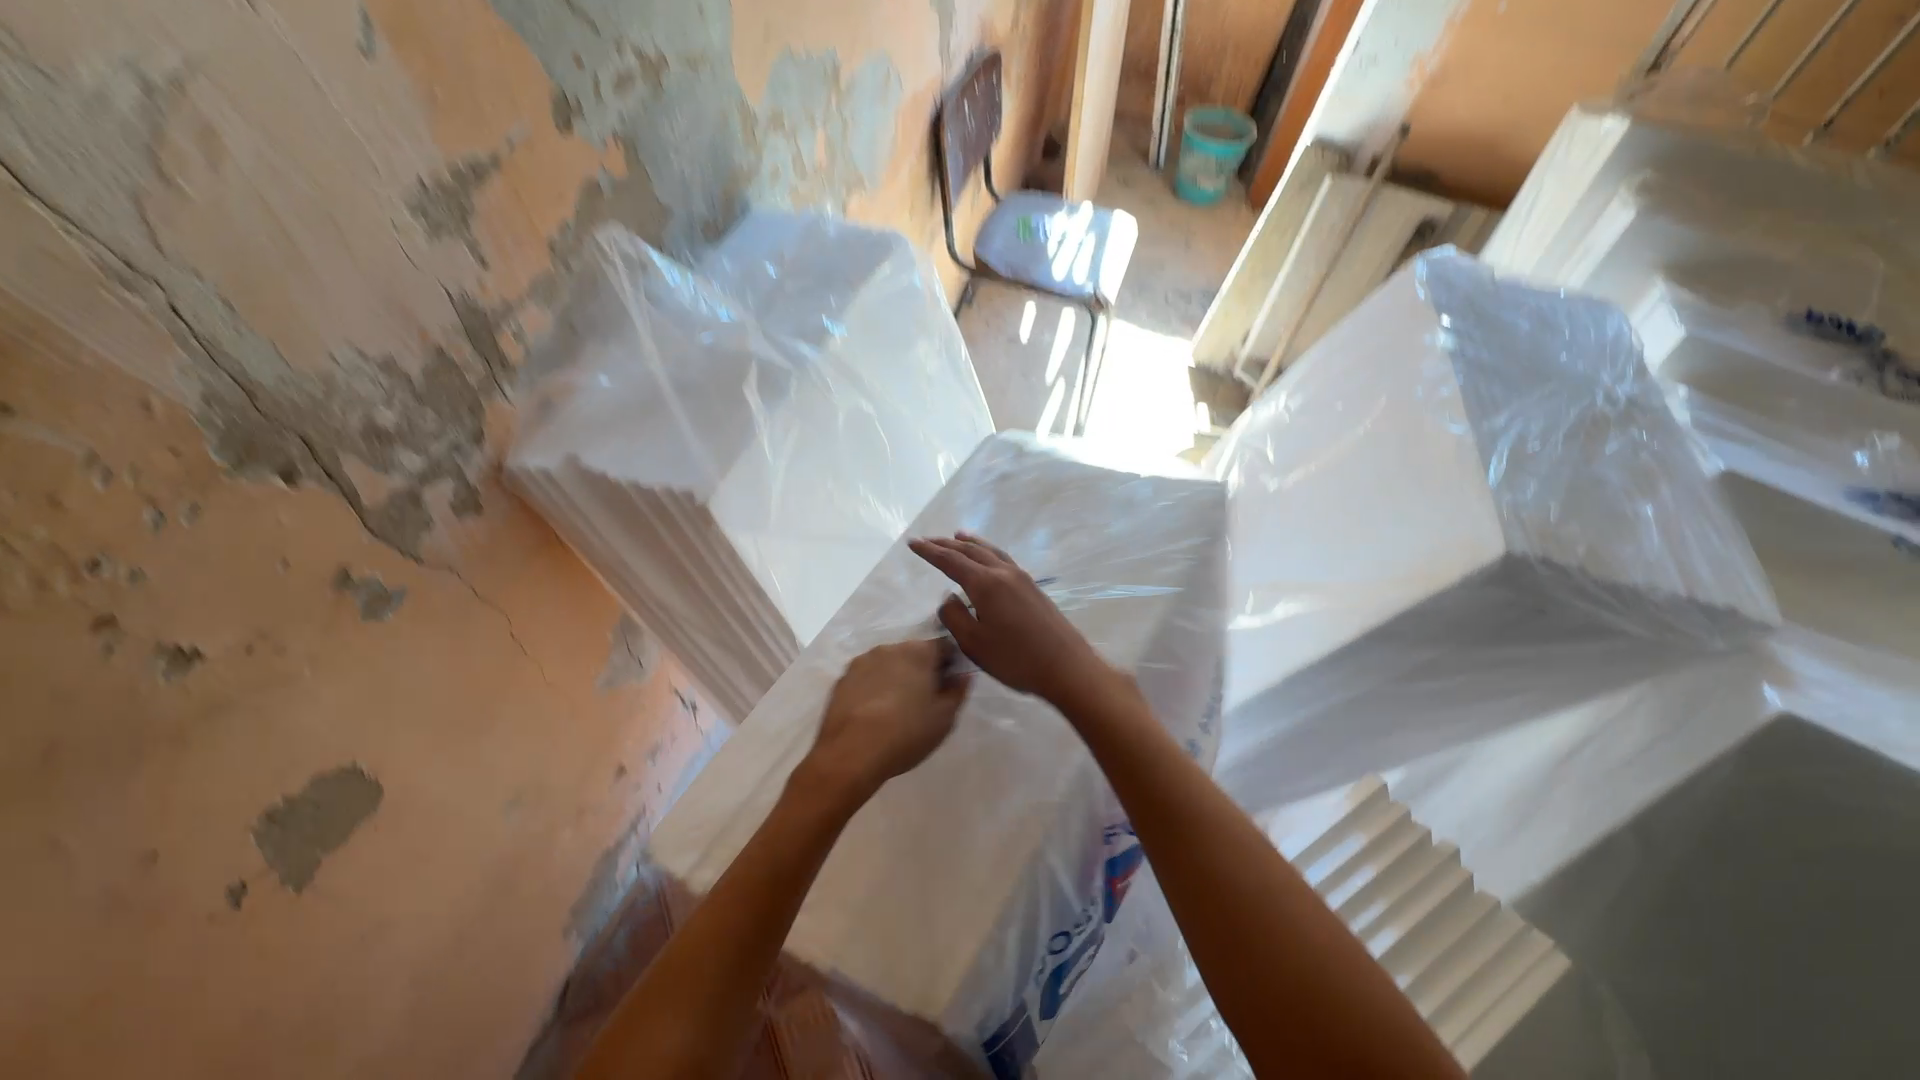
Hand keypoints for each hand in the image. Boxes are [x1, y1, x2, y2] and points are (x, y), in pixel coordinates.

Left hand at [796, 639, 970, 806]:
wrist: (851, 753)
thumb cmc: (906, 733)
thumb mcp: (944, 717)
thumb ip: (957, 691)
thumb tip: (962, 675)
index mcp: (918, 652)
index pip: (944, 646)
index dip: (951, 663)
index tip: (950, 685)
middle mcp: (889, 649)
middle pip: (913, 654)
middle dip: (922, 670)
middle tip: (926, 700)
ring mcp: (861, 663)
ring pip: (888, 665)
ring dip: (896, 678)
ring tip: (897, 709)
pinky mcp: (841, 680)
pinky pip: (866, 678)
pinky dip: (874, 688)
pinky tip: (874, 713)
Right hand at [907, 532, 1118, 707]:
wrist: (1066, 667)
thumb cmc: (1015, 659)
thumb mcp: (974, 643)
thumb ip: (954, 616)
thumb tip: (949, 597)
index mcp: (985, 583)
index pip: (950, 561)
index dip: (929, 552)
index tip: (913, 543)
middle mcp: (1003, 572)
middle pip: (970, 550)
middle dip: (947, 544)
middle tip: (928, 539)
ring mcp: (1022, 578)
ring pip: (990, 551)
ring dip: (971, 543)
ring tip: (957, 536)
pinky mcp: (1033, 588)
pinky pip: (1003, 559)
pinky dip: (988, 552)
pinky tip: (988, 559)